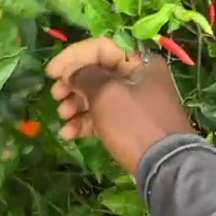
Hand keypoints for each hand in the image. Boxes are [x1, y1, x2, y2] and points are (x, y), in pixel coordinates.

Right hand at [45, 37, 194, 175]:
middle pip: (97, 72)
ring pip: (98, 96)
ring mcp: (135, 104)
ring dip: (75, 104)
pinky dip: (85, 123)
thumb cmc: (134, 124)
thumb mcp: (107, 94)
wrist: (164, 167)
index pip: (100, 48)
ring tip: (62, 116)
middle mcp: (139, 79)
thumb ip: (85, 76)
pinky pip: (103, 117)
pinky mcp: (130, 126)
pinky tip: (68, 133)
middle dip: (72, 83)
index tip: (51, 73)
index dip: (72, 57)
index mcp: (140, 63)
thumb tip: (71, 72)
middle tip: (56, 96)